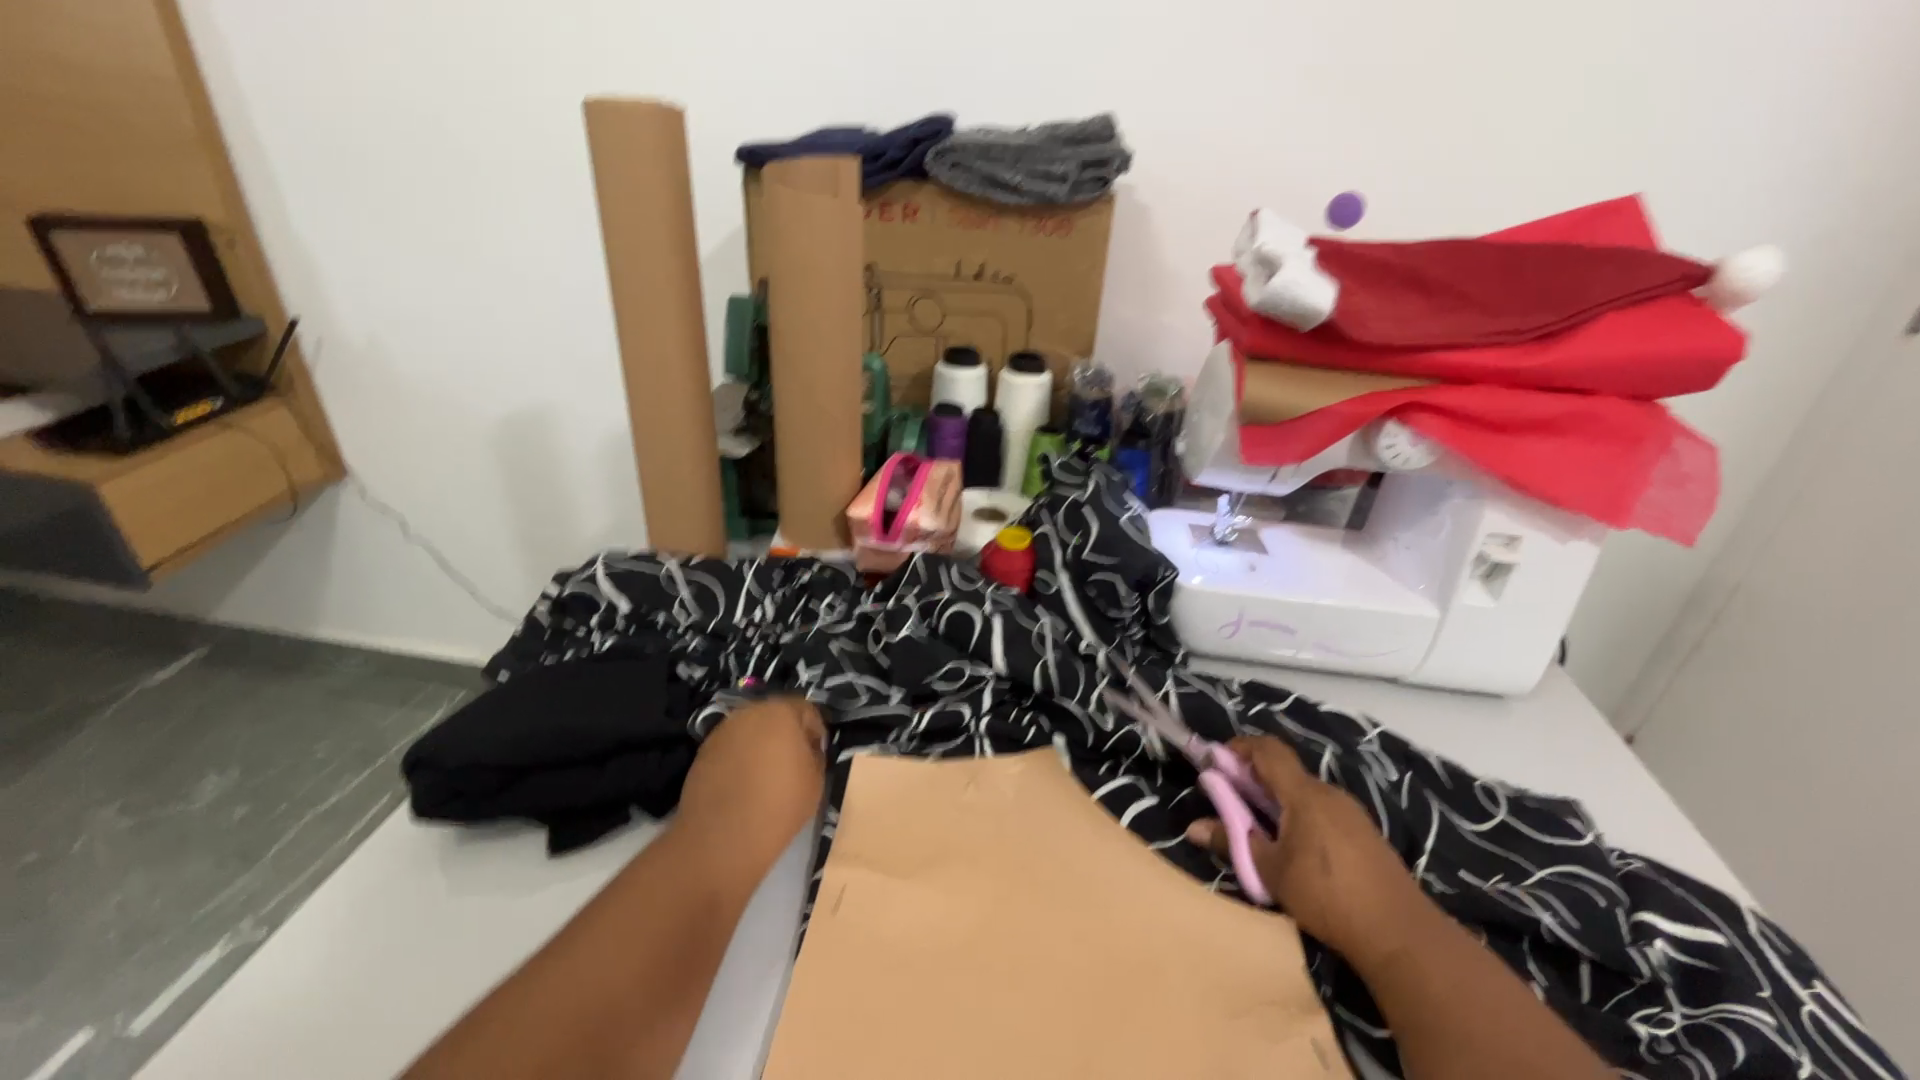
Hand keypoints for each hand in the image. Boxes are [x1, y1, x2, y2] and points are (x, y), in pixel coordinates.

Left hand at [675, 697, 826, 862]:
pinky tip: (743, 786)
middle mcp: (748, 713)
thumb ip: (814, 755)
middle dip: (785, 735)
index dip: (815, 732)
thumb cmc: (780, 804)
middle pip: (774, 716)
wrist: (723, 836)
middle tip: (792, 764)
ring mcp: (722, 731)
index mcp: (781, 712)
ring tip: (765, 778)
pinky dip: (739, 760)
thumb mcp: (816, 780)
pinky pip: (731, 748)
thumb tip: (805, 749)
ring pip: (750, 731)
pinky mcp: (703, 752)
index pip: (806, 709)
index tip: (816, 755)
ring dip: (760, 746)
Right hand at [1188, 735, 1433, 965]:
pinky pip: (1322, 812)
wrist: (1399, 932)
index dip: (1239, 748)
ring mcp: (1351, 813)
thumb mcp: (1269, 870)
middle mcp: (1329, 793)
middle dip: (1253, 781)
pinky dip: (1299, 819)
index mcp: (1304, 794)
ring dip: (1276, 803)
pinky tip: (1294, 852)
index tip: (1215, 764)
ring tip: (1259, 834)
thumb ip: (1231, 841)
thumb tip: (1193, 827)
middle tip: (1229, 806)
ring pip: (1303, 794)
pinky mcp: (1364, 834)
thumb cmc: (1326, 895)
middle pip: (1285, 772)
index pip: (1268, 750)